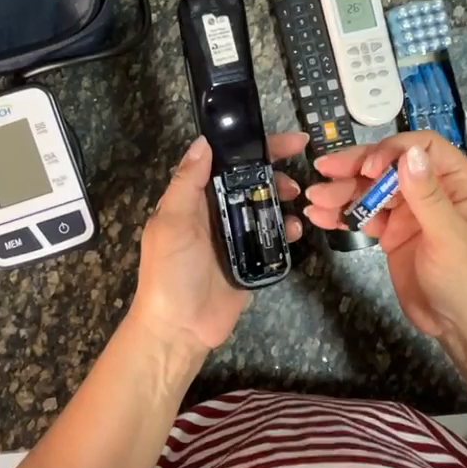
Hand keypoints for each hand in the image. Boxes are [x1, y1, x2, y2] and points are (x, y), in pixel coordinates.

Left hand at [126, 132, 307, 358]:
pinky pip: (272, 238)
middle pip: (250, 182)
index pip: (225, 162)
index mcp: (194, 199)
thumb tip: (203, 142)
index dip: (252, 147)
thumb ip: (188, 182)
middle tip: (296, 172)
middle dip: (274, 172)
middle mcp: (215, 213)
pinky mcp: (251, 260)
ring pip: (264, 207)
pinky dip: (287, 230)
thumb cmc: (169, 271)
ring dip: (283, 199)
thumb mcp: (172, 221)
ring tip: (297, 199)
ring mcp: (234, 237)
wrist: (179, 328)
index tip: (285, 139)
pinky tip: (294, 229)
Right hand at [303, 131, 466, 360]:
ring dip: (342, 191)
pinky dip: (342, 214)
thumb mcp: (452, 240)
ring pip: (372, 190)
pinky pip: (365, 215)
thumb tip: (409, 153)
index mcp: (460, 185)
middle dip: (356, 168)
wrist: (464, 332)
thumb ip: (428, 196)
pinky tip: (319, 215)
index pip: (424, 149)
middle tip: (324, 170)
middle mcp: (434, 192)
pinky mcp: (393, 233)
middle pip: (391, 166)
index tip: (368, 169)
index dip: (393, 151)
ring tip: (314, 199)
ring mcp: (411, 213)